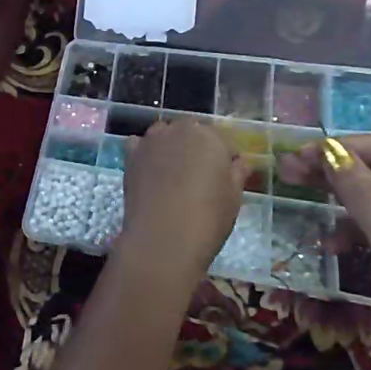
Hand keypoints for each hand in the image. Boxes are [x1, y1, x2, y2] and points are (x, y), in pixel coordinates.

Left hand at [118, 120, 248, 278]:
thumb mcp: (233, 197)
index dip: (226, 158)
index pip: (223, 141)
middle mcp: (179, 131)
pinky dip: (145, 152)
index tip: (226, 176)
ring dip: (171, 146)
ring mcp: (151, 142)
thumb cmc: (207, 219)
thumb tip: (240, 162)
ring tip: (174, 172)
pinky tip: (150, 171)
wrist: (161, 239)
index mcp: (210, 137)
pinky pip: (139, 145)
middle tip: (200, 175)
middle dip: (197, 148)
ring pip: (164, 134)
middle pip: (191, 132)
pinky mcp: (130, 157)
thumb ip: (237, 173)